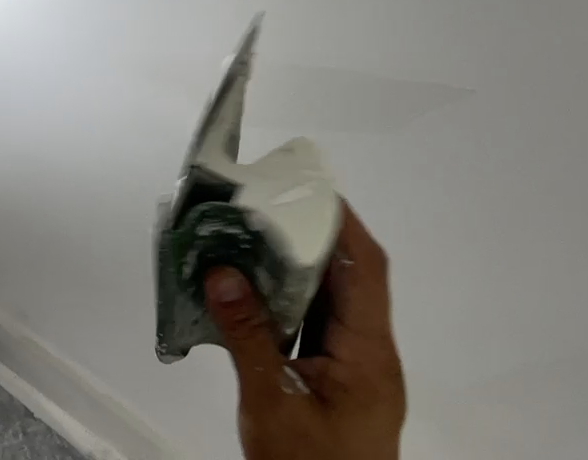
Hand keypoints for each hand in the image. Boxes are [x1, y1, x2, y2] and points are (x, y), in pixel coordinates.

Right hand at [205, 202, 405, 459]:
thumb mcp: (272, 402)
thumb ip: (247, 335)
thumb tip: (220, 269)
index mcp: (367, 354)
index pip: (365, 271)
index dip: (342, 223)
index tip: (306, 185)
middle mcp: (366, 353)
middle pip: (347, 278)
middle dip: (307, 235)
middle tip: (261, 202)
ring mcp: (350, 367)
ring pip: (325, 299)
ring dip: (289, 265)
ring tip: (244, 232)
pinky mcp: (330, 378)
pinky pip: (308, 322)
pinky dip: (280, 297)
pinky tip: (244, 285)